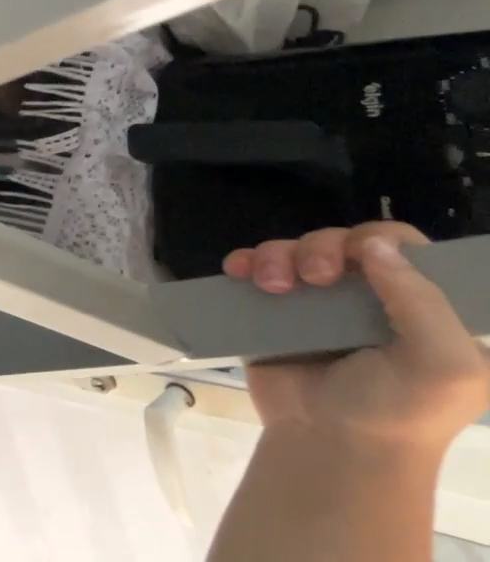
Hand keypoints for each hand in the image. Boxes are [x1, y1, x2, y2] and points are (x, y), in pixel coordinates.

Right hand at [225, 222, 489, 454]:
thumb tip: (374, 245)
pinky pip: (254, 266)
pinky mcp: (273, 309)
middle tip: (314, 278)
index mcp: (424, 308)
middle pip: (342, 241)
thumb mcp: (443, 365)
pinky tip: (239, 273)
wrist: (330, 443)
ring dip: (276, 256)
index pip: (407, 249)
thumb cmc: (399, 409)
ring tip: (270, 286)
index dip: (381, 241)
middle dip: (320, 248)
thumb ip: (423, 303)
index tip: (360, 256)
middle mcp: (371, 298)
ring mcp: (318, 303)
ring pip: (293, 248)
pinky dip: (244, 261)